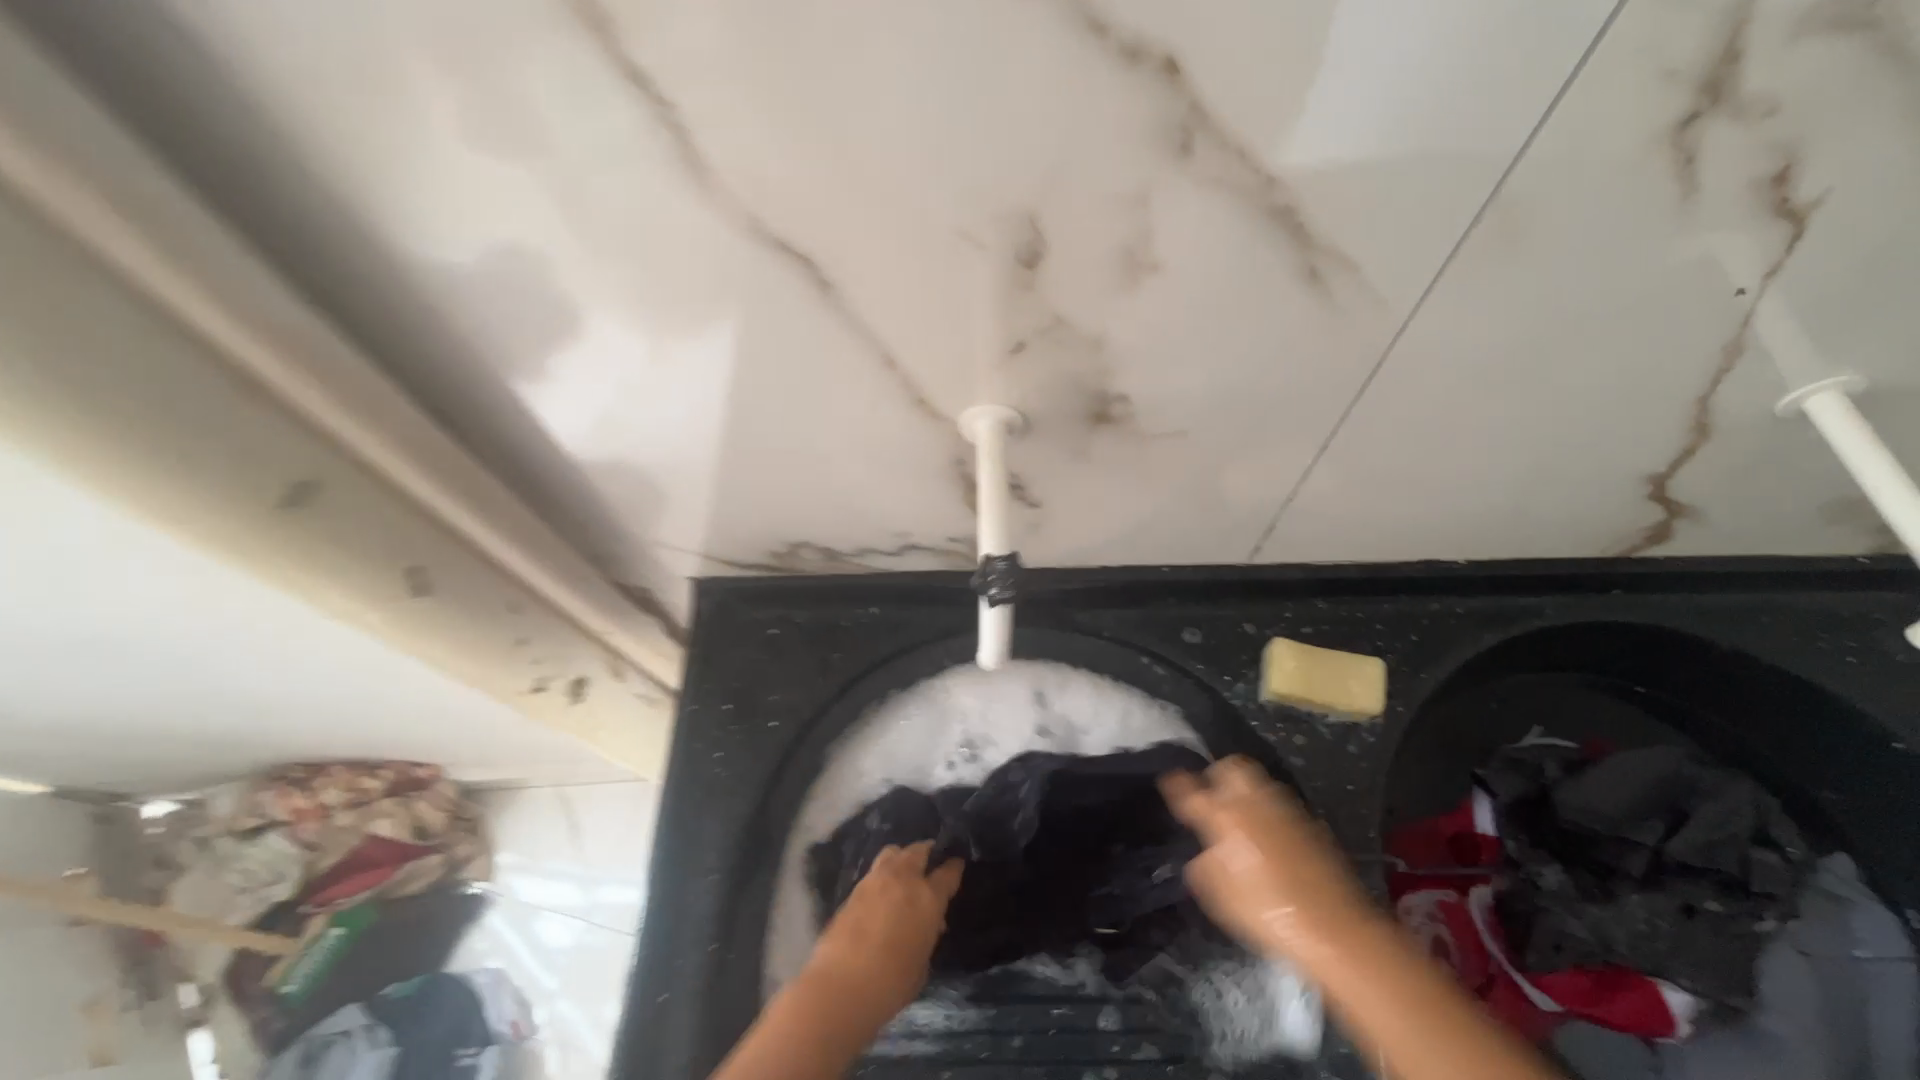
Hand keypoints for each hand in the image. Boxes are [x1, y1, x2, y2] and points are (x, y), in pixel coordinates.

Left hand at [802, 841, 964, 1020]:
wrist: (843, 985)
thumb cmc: (893, 982)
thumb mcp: (922, 963)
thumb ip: (926, 936)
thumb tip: (924, 927)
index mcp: (928, 898)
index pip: (948, 873)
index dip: (954, 867)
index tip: (957, 863)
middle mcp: (903, 880)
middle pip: (917, 851)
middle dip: (926, 852)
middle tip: (930, 860)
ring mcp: (874, 881)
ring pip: (892, 853)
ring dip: (901, 858)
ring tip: (904, 872)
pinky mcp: (852, 891)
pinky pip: (873, 872)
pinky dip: (882, 875)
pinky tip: (882, 893)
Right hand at [1160, 756, 1368, 961]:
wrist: (1335, 929)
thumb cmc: (1266, 914)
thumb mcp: (1218, 897)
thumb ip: (1203, 866)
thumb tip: (1206, 852)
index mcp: (1226, 818)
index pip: (1191, 788)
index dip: (1175, 783)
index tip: (1168, 782)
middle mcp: (1256, 803)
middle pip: (1233, 767)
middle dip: (1218, 775)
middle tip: (1211, 796)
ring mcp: (1287, 810)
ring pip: (1260, 782)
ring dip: (1246, 792)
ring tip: (1240, 815)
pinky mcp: (1312, 823)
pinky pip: (1281, 805)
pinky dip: (1268, 811)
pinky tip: (1268, 836)